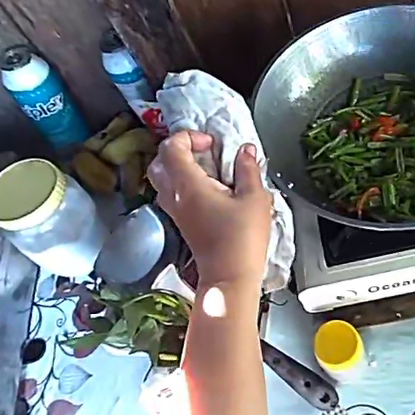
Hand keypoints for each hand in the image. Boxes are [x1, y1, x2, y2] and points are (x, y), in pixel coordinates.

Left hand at [148, 131, 271, 287]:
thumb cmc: (242, 239)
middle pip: (160, 162)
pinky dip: (184, 183)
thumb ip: (248, 170)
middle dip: (179, 149)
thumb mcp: (255, 198)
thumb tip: (246, 151)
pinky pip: (172, 194)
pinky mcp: (182, 223)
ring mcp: (175, 211)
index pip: (171, 148)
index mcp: (187, 185)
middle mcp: (174, 196)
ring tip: (208, 169)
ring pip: (162, 179)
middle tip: (204, 151)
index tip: (212, 143)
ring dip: (180, 167)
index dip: (189, 137)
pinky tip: (210, 189)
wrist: (230, 278)